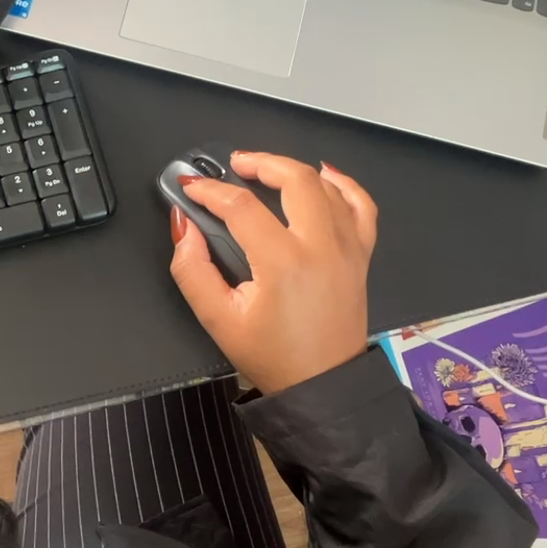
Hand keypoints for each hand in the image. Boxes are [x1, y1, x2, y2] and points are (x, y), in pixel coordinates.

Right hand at [168, 152, 376, 394]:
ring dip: (294, 169)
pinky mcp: (361, 256)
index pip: (241, 206)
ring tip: (267, 169)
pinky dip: (343, 184)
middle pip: (295, 178)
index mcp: (282, 262)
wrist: (320, 385)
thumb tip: (185, 229)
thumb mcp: (217, 319)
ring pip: (327, 186)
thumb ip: (192, 270)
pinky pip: (361, 206)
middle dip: (260, 162)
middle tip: (234, 165)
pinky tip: (325, 176)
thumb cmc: (271, 356)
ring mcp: (347, 248)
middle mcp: (321, 247)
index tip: (192, 189)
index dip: (210, 191)